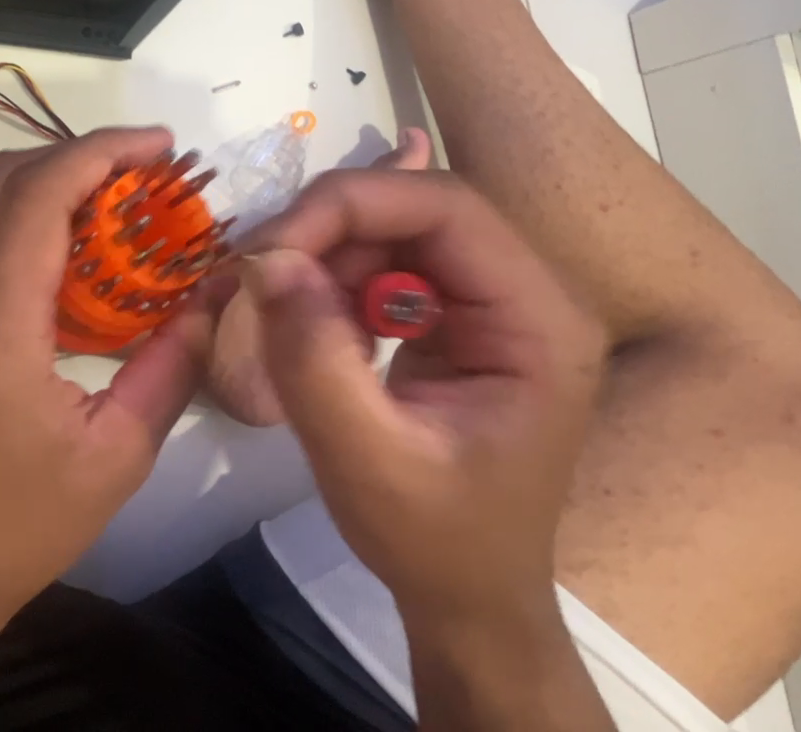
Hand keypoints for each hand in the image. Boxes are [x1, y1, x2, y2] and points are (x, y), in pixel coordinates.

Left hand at [0, 126, 199, 620]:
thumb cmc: (16, 527)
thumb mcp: (117, 455)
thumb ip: (173, 363)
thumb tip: (216, 293)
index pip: (40, 194)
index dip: (103, 151)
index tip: (160, 145)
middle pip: (2, 178)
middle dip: (78, 155)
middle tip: (143, 173)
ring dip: (39, 177)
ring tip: (105, 197)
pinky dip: (8, 210)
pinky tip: (55, 241)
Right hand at [236, 169, 606, 623]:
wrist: (470, 594)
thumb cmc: (435, 541)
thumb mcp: (364, 460)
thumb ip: (314, 358)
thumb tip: (265, 260)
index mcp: (540, 321)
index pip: (447, 208)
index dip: (351, 205)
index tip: (269, 248)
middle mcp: (529, 294)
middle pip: (420, 209)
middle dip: (330, 230)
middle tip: (260, 273)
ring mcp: (496, 303)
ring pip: (397, 231)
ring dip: (327, 256)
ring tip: (282, 310)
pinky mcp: (460, 318)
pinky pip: (390, 266)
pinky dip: (337, 282)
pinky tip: (315, 327)